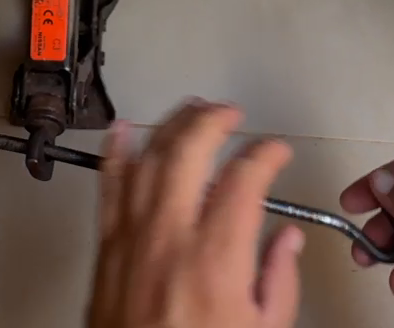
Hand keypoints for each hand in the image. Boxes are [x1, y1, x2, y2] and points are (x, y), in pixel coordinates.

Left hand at [88, 101, 305, 327]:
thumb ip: (279, 285)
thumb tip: (289, 241)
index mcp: (216, 262)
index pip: (244, 181)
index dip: (266, 154)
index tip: (277, 150)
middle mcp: (170, 239)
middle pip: (189, 151)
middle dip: (214, 119)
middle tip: (231, 113)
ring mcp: (132, 239)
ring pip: (149, 157)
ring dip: (171, 124)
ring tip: (192, 108)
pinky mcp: (105, 250)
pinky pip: (108, 187)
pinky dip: (114, 152)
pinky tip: (122, 129)